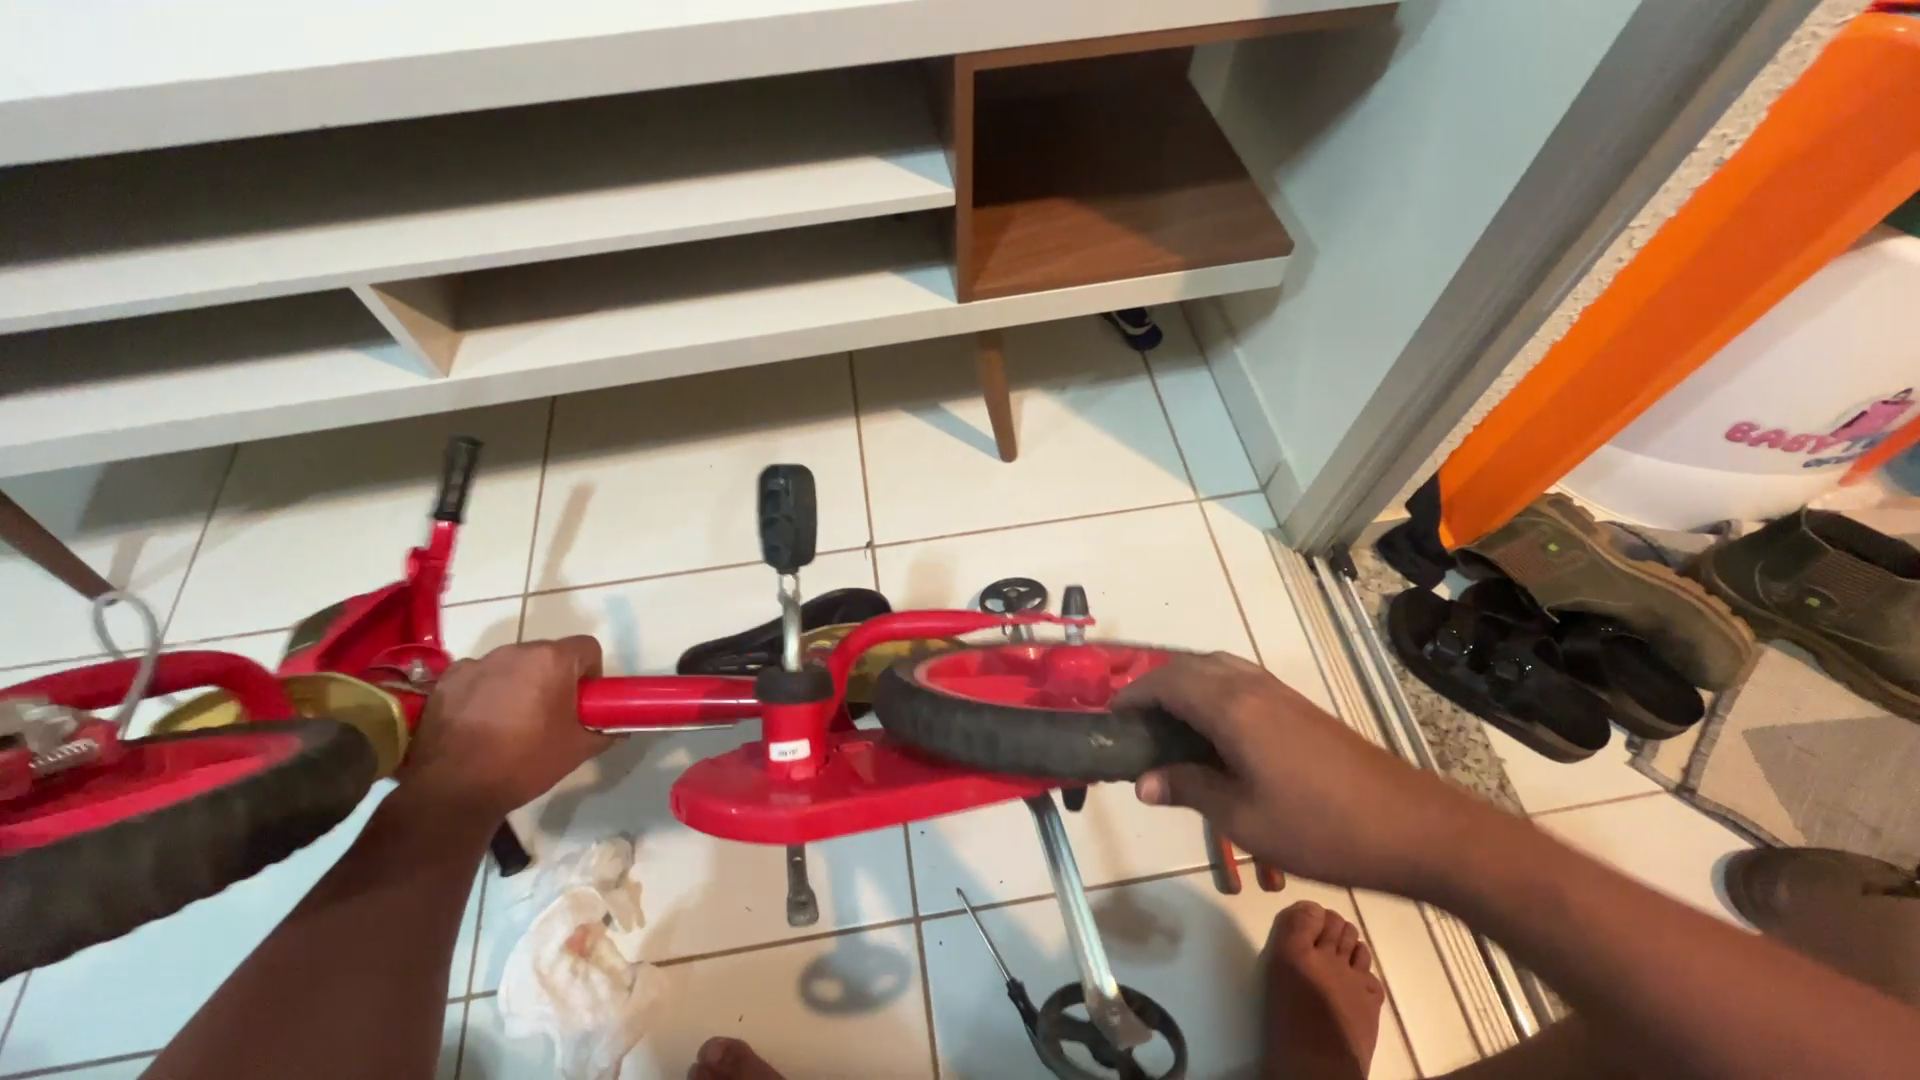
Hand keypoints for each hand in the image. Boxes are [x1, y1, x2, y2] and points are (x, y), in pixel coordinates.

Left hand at [402, 637, 611, 820]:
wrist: (454, 789)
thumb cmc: (525, 762)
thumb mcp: (578, 750)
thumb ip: (604, 732)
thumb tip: (617, 730)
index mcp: (552, 661)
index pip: (587, 647)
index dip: (591, 672)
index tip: (583, 700)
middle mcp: (515, 652)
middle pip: (548, 654)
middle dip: (554, 677)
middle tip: (551, 714)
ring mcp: (478, 663)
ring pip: (512, 664)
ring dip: (519, 682)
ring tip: (511, 721)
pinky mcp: (448, 680)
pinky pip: (479, 676)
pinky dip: (485, 691)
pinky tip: (480, 722)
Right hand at [1122, 652, 1482, 894]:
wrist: (1412, 826)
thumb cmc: (1320, 827)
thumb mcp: (1243, 818)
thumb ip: (1189, 790)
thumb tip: (1143, 782)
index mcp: (1232, 708)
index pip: (1166, 683)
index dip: (1132, 697)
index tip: (1109, 720)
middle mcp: (1252, 687)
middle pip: (1190, 667)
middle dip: (1155, 686)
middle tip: (1134, 725)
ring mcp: (1280, 694)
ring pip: (1218, 668)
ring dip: (1185, 683)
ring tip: (1167, 724)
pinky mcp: (1299, 707)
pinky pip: (1240, 680)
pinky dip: (1212, 690)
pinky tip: (1213, 730)